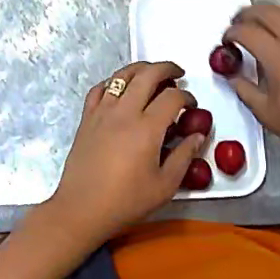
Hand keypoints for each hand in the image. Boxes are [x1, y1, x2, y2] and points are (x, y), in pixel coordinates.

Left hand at [43, 61, 204, 245]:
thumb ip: (184, 156)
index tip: (191, 105)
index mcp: (147, 129)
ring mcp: (102, 113)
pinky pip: (99, 89)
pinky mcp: (87, 119)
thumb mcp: (165, 185)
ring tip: (152, 73)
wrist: (82, 210)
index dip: (187, 97)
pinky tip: (120, 88)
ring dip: (140, 69)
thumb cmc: (125, 202)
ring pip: (122, 76)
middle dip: (167, 69)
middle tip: (177, 74)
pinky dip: (113, 82)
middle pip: (147, 75)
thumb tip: (197, 136)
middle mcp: (124, 113)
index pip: (172, 98)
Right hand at [223, 5, 279, 163]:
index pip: (248, 31)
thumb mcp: (266, 113)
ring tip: (259, 26)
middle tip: (237, 23)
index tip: (226, 40)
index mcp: (278, 57)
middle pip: (269, 11)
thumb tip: (233, 77)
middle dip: (248, 13)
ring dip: (269, 14)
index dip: (232, 32)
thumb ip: (245, 90)